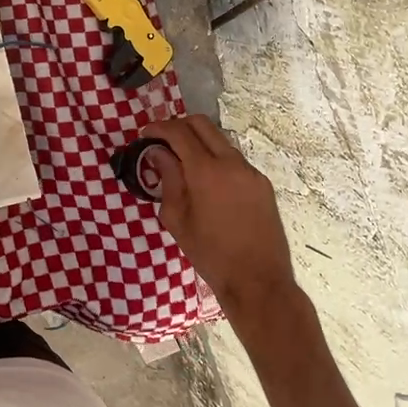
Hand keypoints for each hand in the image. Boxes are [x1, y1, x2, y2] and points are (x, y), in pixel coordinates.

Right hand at [142, 114, 295, 321]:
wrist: (259, 282)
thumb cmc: (210, 254)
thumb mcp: (177, 219)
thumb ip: (167, 179)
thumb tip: (158, 153)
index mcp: (207, 171)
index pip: (178, 132)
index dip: (157, 128)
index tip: (144, 135)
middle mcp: (232, 163)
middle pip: (201, 124)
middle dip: (178, 126)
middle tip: (162, 141)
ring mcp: (251, 171)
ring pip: (220, 139)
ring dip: (199, 141)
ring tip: (183, 162)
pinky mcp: (262, 184)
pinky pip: (234, 159)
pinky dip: (216, 158)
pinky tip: (207, 182)